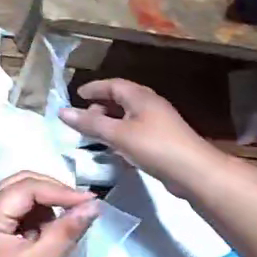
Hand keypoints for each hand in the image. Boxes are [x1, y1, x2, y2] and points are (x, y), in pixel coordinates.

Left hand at [0, 173, 98, 256]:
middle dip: (53, 191)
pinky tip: (49, 231)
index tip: (90, 201)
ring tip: (66, 221)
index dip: (61, 191)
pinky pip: (16, 210)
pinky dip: (36, 215)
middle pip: (21, 183)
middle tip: (80, 204)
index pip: (28, 187)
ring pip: (19, 195)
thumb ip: (67, 230)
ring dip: (45, 203)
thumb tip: (94, 206)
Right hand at [58, 79, 222, 187]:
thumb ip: (90, 123)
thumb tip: (62, 112)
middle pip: (121, 99)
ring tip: (94, 135)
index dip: (94, 88)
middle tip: (83, 119)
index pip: (113, 85)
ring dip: (110, 122)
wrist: (193, 171)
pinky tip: (114, 150)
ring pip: (128, 117)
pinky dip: (121, 136)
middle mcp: (150, 105)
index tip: (76, 95)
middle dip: (100, 106)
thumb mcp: (118, 134)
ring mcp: (158, 123)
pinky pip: (135, 132)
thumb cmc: (154, 147)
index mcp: (140, 96)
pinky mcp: (162, 140)